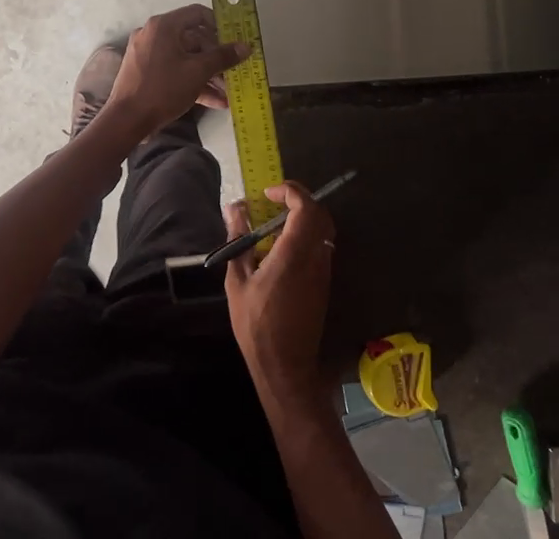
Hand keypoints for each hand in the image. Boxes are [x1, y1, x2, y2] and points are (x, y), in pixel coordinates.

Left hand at [107, 4, 250, 136]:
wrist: (127, 119)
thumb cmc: (163, 89)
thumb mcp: (197, 72)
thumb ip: (223, 57)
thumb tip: (245, 46)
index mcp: (163, 26)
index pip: (197, 13)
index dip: (219, 24)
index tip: (235, 39)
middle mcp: (153, 34)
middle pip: (192, 38)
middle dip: (216, 57)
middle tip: (235, 70)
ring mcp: (147, 54)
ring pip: (184, 58)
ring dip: (208, 73)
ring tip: (228, 92)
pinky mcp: (146, 72)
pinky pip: (173, 70)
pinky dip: (192, 82)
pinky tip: (216, 102)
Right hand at [224, 183, 334, 407]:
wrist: (285, 366)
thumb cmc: (255, 324)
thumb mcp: (237, 281)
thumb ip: (238, 241)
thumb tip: (235, 208)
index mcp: (293, 255)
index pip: (305, 209)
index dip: (290, 192)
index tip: (268, 193)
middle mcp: (315, 259)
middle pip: (320, 215)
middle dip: (300, 199)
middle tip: (273, 200)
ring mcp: (323, 272)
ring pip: (323, 230)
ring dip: (303, 217)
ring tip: (273, 223)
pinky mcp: (323, 283)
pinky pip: (320, 247)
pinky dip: (304, 235)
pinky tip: (280, 248)